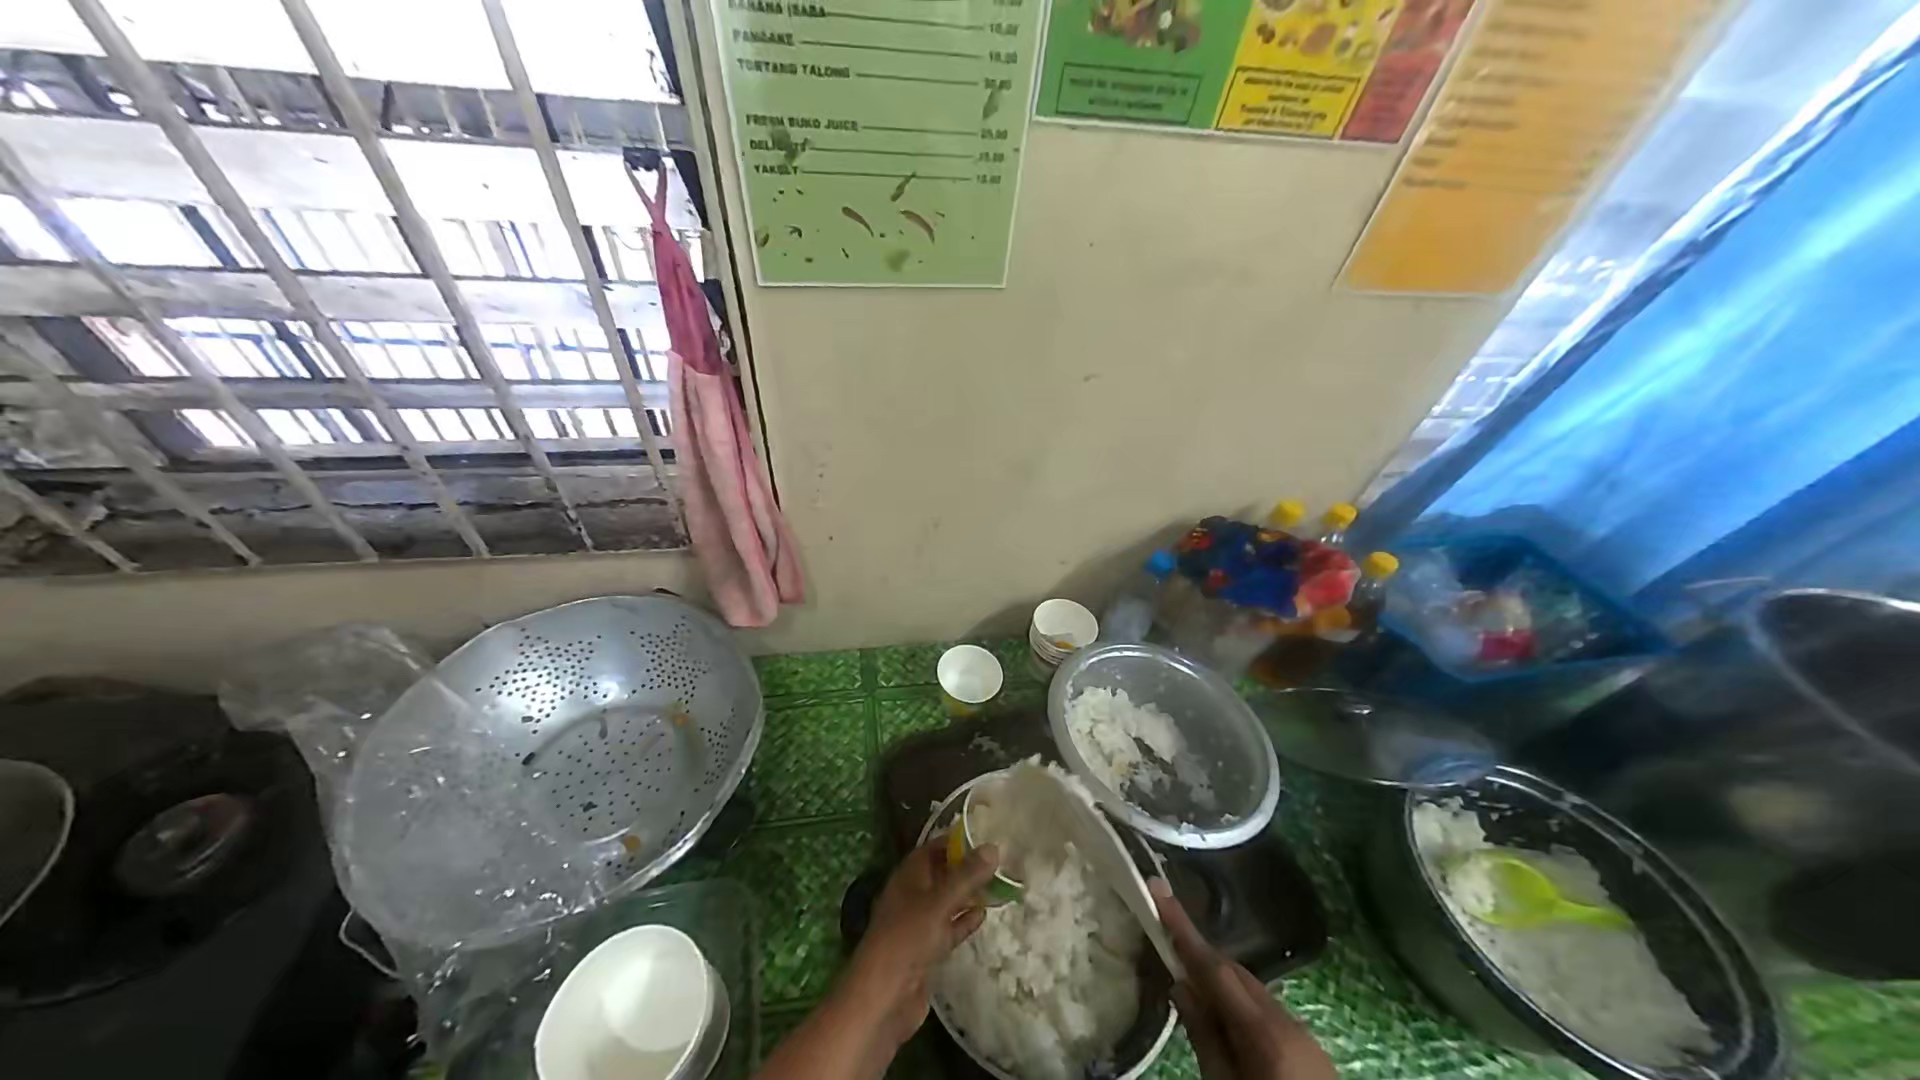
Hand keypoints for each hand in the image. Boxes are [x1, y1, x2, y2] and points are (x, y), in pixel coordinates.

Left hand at [842, 833, 1000, 1049]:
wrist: (884, 997)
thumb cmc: (907, 939)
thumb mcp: (939, 902)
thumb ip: (966, 875)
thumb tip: (994, 847)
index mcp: (908, 876)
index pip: (934, 848)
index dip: (957, 839)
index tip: (986, 833)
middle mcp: (913, 895)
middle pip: (942, 873)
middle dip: (967, 867)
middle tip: (1000, 858)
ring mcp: (919, 923)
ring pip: (948, 901)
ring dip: (969, 893)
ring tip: (999, 883)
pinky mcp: (927, 949)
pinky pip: (949, 927)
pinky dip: (964, 920)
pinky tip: (984, 915)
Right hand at [1151, 878, 1337, 1079]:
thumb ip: (1204, 1035)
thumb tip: (1182, 985)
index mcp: (1263, 1033)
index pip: (1214, 967)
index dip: (1183, 929)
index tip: (1159, 892)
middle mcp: (1288, 1022)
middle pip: (1236, 974)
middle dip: (1201, 959)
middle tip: (1166, 949)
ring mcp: (1306, 1037)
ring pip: (1253, 993)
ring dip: (1222, 986)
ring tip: (1194, 999)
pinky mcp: (1313, 1053)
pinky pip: (1269, 1014)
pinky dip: (1242, 1010)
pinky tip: (1228, 1030)